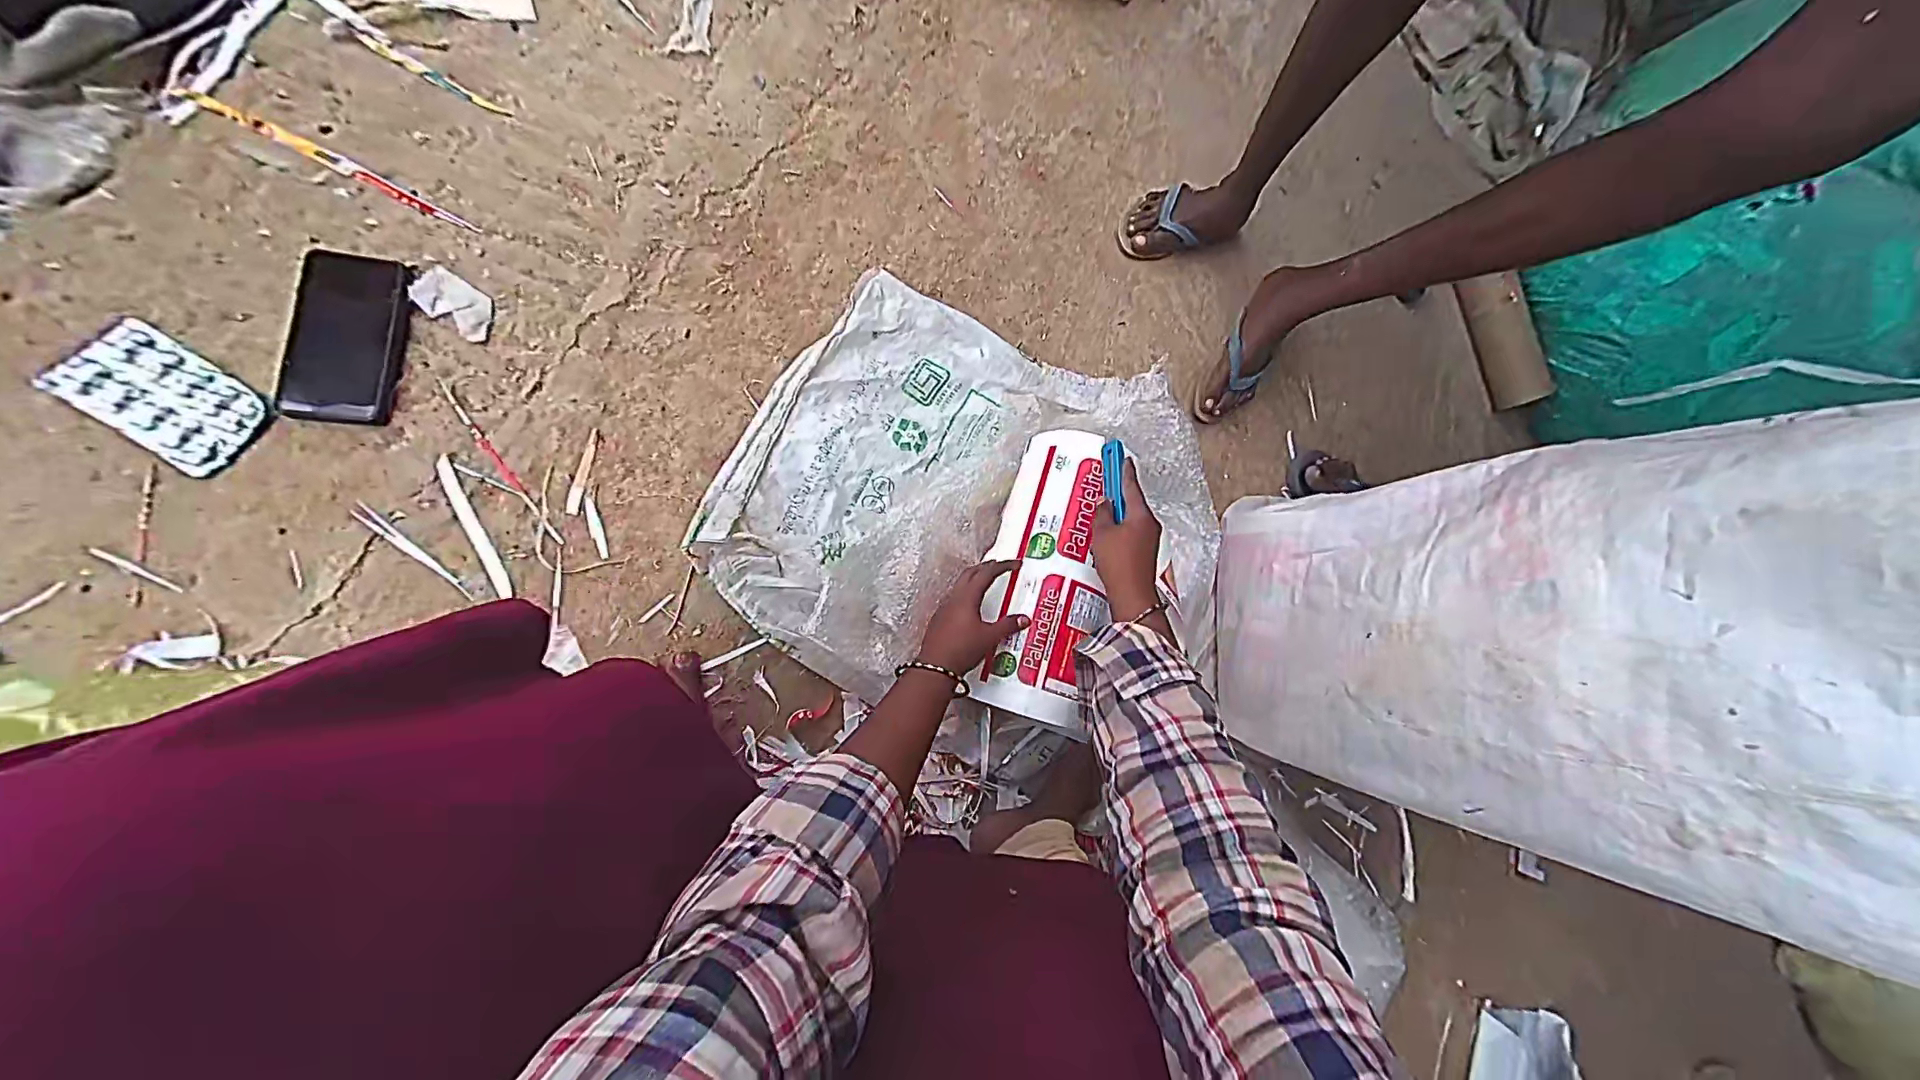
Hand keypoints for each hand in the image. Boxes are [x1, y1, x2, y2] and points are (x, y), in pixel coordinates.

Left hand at [916, 560, 1028, 672]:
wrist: (935, 668)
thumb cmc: (961, 650)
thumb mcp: (990, 638)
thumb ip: (1008, 626)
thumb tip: (1024, 619)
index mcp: (967, 598)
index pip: (986, 574)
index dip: (1002, 566)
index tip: (1014, 564)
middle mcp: (954, 599)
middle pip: (970, 573)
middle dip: (986, 567)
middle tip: (1000, 566)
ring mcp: (944, 608)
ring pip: (960, 585)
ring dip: (974, 579)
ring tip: (986, 581)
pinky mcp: (940, 619)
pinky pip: (954, 599)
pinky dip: (966, 594)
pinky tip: (971, 606)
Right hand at [1092, 459, 1161, 617]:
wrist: (1132, 596)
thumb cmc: (1118, 564)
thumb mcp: (1102, 534)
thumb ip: (1102, 513)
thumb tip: (1104, 501)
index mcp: (1140, 515)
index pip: (1130, 486)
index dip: (1122, 470)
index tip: (1120, 456)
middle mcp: (1149, 524)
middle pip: (1132, 500)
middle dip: (1118, 490)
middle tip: (1108, 477)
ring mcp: (1149, 538)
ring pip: (1131, 516)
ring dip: (1118, 510)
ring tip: (1102, 506)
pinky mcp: (1144, 550)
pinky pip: (1131, 530)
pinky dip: (1120, 525)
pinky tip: (1107, 530)